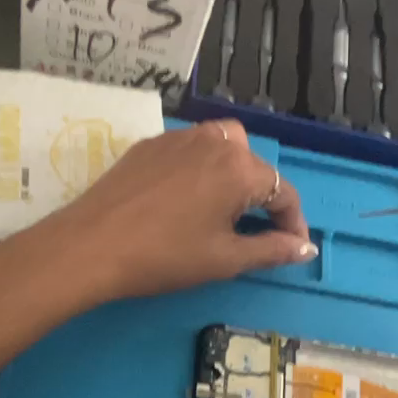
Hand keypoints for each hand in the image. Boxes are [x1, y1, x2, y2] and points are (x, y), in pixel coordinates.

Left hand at [9, 120, 314, 305]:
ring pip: (222, 146)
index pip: (283, 192)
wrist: (91, 245)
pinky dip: (200, 169)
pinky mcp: (149, 144)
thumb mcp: (225, 259)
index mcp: (240, 168)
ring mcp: (179, 138)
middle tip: (253, 230)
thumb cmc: (165, 256)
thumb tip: (306, 249)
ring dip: (232, 175)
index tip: (292, 249)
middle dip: (262, 195)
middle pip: (254, 164)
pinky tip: (184, 199)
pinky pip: (189, 149)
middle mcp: (215, 142)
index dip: (293, 224)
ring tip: (221, 210)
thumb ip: (271, 250)